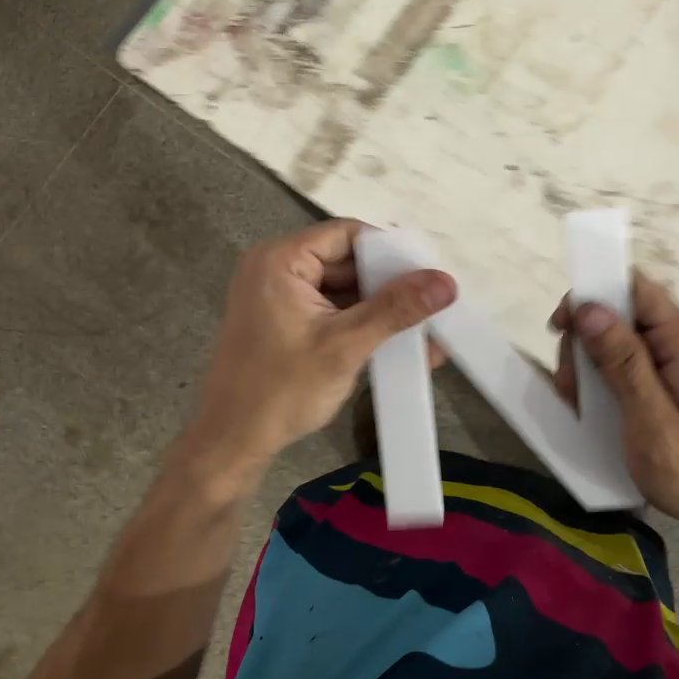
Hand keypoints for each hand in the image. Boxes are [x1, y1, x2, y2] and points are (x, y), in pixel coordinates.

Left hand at [188, 219, 455, 481]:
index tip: (426, 274)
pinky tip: (398, 343)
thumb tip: (446, 281)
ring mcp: (278, 296)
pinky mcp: (284, 322)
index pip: (347, 235)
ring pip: (343, 289)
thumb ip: (396, 309)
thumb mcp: (345, 345)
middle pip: (347, 261)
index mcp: (280, 260)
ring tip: (426, 329)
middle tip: (434, 303)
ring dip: (380, 309)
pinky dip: (361, 324)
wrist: (231, 444)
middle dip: (390, 286)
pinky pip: (331, 310)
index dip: (389, 251)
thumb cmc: (281, 390)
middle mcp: (276, 268)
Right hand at [551, 274, 678, 553]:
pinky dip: (610, 381)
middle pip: (624, 313)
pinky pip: (636, 365)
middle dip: (587, 342)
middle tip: (571, 388)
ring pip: (624, 341)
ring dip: (594, 366)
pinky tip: (600, 412)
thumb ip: (623, 363)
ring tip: (583, 407)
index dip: (592, 295)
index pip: (635, 288)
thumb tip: (590, 307)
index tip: (561, 328)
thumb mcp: (652, 423)